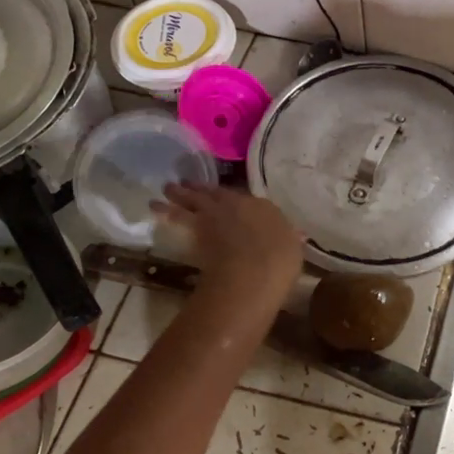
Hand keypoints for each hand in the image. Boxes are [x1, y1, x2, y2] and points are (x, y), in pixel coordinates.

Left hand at [153, 183, 303, 299]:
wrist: (251, 271)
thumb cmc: (279, 261)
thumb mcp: (293, 249)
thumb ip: (290, 239)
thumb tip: (297, 235)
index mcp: (263, 206)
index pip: (244, 198)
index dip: (232, 198)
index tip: (224, 199)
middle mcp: (236, 204)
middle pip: (214, 192)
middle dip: (201, 188)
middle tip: (187, 182)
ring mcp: (213, 214)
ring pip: (192, 199)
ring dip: (178, 193)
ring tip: (165, 189)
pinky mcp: (194, 228)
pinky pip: (177, 216)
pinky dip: (167, 211)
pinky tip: (156, 208)